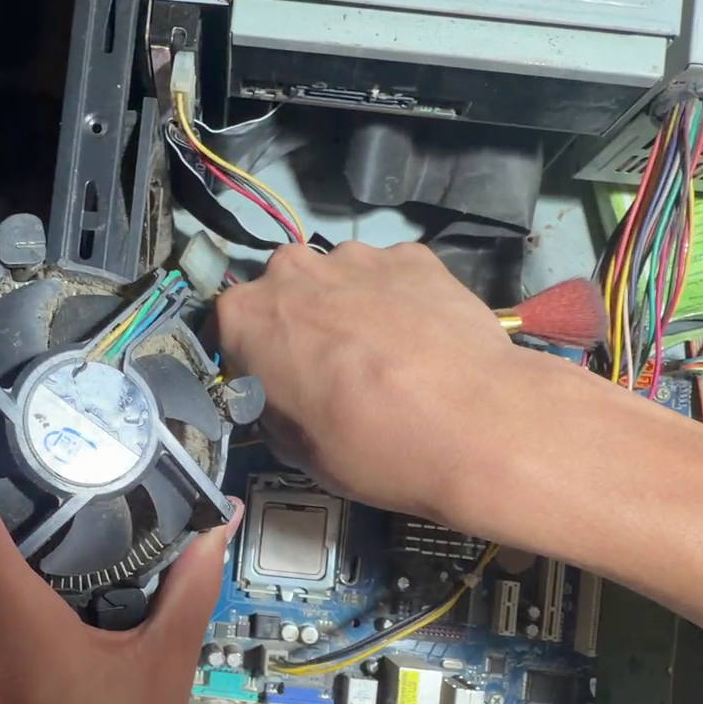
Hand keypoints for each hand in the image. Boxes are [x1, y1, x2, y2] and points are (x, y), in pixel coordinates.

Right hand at [216, 242, 528, 522]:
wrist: (473, 423)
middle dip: (298, 325)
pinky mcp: (413, 254)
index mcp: (246, 316)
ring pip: (337, 281)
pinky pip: (388, 277)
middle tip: (329, 371)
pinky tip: (419, 340)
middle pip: (283, 295)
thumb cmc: (368, 445)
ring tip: (384, 355)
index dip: (251, 360)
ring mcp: (356, 255)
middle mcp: (291, 270)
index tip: (273, 385)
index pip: (229, 330)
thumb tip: (277, 394)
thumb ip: (271, 406)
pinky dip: (395, 301)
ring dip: (347, 309)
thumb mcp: (294, 448)